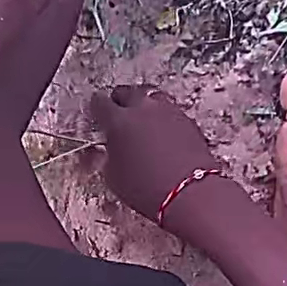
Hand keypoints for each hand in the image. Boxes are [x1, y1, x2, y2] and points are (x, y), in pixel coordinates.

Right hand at [89, 85, 221, 220]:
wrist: (189, 193)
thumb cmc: (147, 188)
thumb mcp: (114, 177)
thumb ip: (110, 155)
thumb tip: (112, 150)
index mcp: (118, 120)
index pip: (101, 103)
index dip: (97, 107)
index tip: (97, 111)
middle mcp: (143, 108)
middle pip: (128, 92)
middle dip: (121, 101)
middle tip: (118, 114)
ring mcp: (169, 111)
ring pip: (151, 98)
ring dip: (144, 107)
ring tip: (141, 122)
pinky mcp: (188, 121)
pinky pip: (169, 113)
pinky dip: (162, 120)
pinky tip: (161, 135)